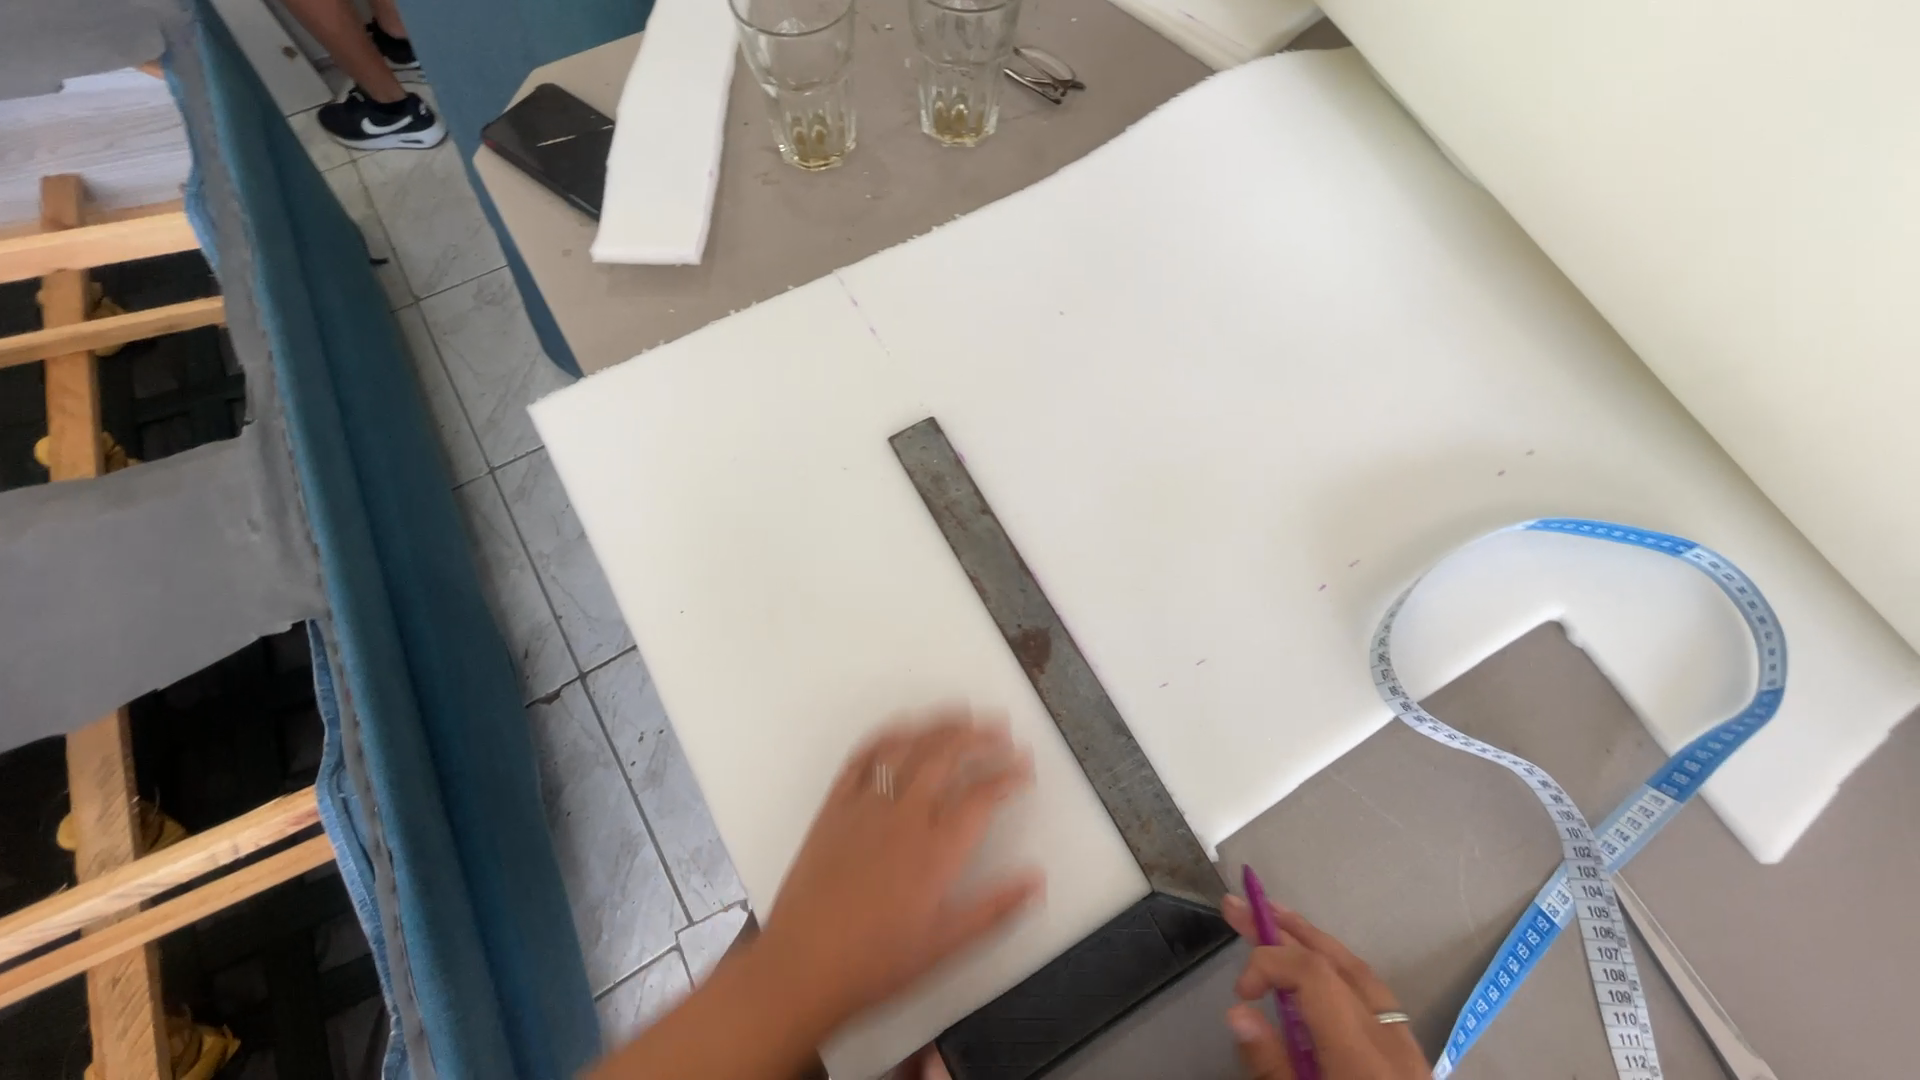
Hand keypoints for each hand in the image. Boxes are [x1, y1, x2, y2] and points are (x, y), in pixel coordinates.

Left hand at [756, 707, 1045, 1030]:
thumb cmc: (875, 961)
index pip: (982, 796)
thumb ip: (995, 908)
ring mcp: (865, 806)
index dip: (1009, 776)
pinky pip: (861, 758)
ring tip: (960, 715)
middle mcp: (903, 816)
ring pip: (907, 748)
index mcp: (936, 849)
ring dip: (937, 725)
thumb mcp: (946, 945)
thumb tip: (1036, 881)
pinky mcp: (834, 806)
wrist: (801, 966)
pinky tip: (901, 729)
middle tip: (1000, 729)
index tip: (1024, 767)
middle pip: (947, 757)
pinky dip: (886, 736)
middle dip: (980, 736)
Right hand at [1221, 894, 1426, 1079]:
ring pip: (1361, 973)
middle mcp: (1390, 1044)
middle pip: (1336, 963)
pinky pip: (1375, 997)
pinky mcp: (1414, 1065)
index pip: (1313, 974)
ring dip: (1313, 940)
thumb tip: (1238, 1011)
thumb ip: (1271, 1066)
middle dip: (1284, 929)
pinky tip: (1319, 966)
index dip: (1269, 963)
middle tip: (1236, 905)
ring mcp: (1408, 1052)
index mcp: (1362, 1059)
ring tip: (1275, 917)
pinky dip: (1339, 968)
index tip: (1240, 993)